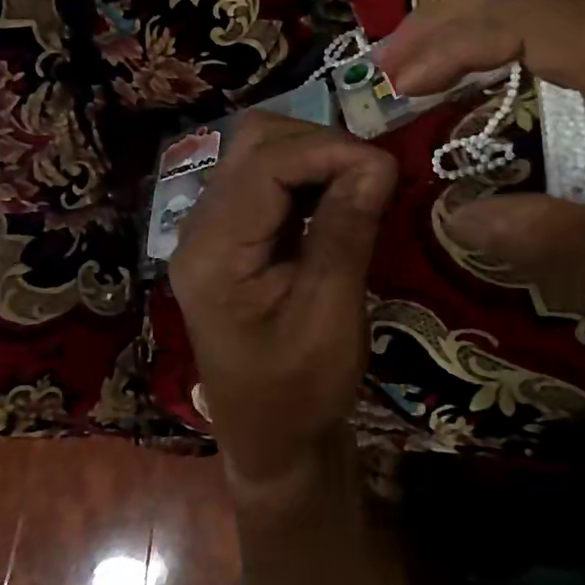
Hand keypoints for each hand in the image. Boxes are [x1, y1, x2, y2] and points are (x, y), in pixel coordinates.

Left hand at [169, 113, 396, 484]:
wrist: (269, 439)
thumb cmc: (298, 392)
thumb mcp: (329, 316)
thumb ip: (345, 233)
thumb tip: (376, 161)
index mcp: (213, 252)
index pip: (264, 163)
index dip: (329, 151)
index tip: (386, 169)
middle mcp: (198, 231)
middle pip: (251, 145)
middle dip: (317, 146)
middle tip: (372, 176)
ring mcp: (207, 234)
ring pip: (255, 157)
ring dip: (310, 158)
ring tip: (359, 186)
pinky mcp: (225, 242)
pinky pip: (260, 185)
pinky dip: (301, 179)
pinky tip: (334, 201)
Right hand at [379, 0, 584, 332]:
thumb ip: (556, 242)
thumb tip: (456, 216)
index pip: (527, 14)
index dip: (445, 43)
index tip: (392, 87)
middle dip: (445, 26)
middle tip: (389, 75)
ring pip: (554, 5)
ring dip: (477, 36)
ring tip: (424, 82)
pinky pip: (580, 33)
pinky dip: (516, 54)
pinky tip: (498, 96)